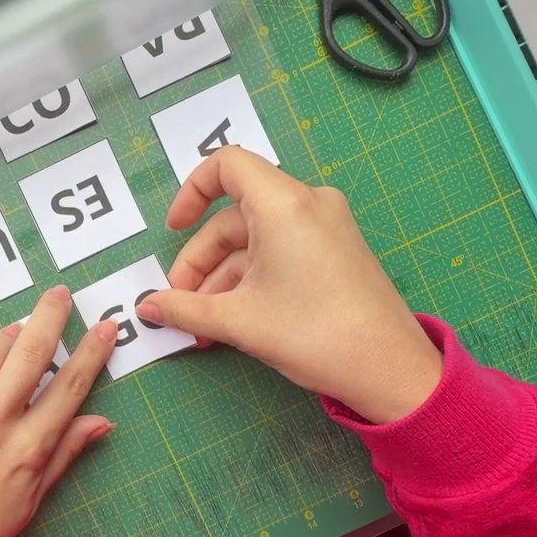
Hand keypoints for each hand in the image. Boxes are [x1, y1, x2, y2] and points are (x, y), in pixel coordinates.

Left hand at [0, 287, 117, 536]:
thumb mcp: (31, 501)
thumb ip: (65, 454)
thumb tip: (103, 421)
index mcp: (26, 450)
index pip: (67, 388)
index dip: (90, 353)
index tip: (104, 327)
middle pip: (28, 356)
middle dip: (49, 318)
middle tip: (59, 295)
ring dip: (5, 334)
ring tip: (15, 328)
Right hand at [136, 147, 442, 423]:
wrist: (389, 370)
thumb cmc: (313, 333)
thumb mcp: (237, 321)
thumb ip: (184, 309)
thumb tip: (147, 307)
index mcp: (283, 205)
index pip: (227, 165)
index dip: (191, 191)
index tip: (174, 230)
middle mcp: (307, 206)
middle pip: (233, 217)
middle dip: (200, 262)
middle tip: (181, 305)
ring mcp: (324, 230)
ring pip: (253, 242)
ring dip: (221, 281)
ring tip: (203, 327)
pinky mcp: (334, 254)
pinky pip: (277, 255)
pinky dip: (249, 281)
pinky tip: (231, 322)